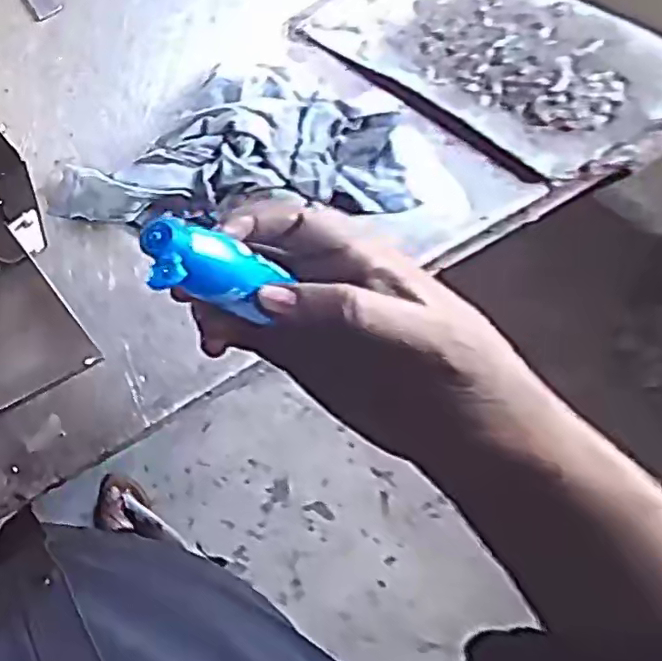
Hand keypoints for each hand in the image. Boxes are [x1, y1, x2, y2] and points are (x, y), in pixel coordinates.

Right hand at [183, 197, 552, 464]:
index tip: (212, 243)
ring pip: (231, 288)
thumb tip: (263, 296)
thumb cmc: (466, 376)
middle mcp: (317, 277)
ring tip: (207, 325)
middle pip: (247, 251)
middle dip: (210, 263)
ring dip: (207, 300)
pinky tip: (216, 345)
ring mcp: (297, 311)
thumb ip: (341, 307)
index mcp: (354, 257)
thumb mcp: (419, 334)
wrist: (476, 440)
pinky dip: (216, 328)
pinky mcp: (284, 343)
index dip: (245, 222)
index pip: (288, 220)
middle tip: (185, 285)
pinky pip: (235, 324)